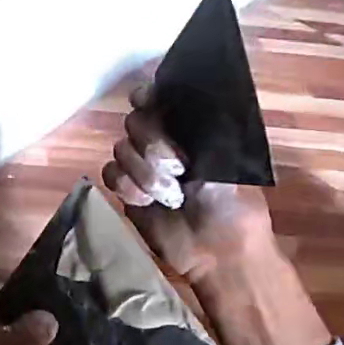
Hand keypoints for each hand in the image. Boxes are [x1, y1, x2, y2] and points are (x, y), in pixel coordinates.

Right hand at [100, 83, 331, 344]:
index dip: (148, 95)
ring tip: (170, 195)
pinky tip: (147, 202)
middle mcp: (162, 141)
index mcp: (190, 127)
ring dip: (144, 171)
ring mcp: (141, 166)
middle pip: (135, 120)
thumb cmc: (233, 203)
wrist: (217, 249)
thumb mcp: (226, 158)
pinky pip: (110, 175)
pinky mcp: (127, 191)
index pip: (159, 96)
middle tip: (179, 167)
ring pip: (120, 148)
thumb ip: (201, 127)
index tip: (148, 101)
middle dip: (153, 141)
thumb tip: (176, 103)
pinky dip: (128, 187)